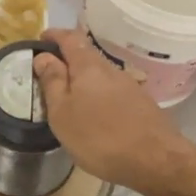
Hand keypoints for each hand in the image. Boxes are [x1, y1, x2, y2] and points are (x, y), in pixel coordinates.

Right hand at [33, 29, 195, 190]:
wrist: (154, 160)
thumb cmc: (99, 138)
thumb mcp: (63, 113)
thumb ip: (52, 82)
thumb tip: (43, 56)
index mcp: (89, 67)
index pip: (70, 38)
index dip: (54, 35)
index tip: (41, 39)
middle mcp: (111, 69)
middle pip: (87, 56)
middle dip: (67, 59)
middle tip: (49, 73)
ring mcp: (130, 86)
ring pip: (100, 75)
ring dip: (83, 80)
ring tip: (69, 97)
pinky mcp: (141, 104)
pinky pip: (112, 92)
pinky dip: (98, 95)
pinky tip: (94, 113)